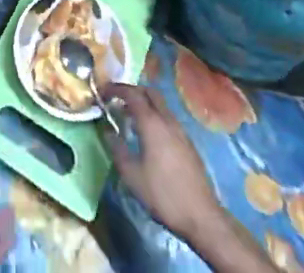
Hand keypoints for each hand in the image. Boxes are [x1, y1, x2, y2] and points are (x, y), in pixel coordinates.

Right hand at [99, 84, 226, 240]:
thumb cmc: (162, 194)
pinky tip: (147, 134)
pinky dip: (154, 115)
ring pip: (160, 105)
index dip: (117, 89)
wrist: (200, 214)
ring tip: (128, 117)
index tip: (103, 91)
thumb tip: (107, 131)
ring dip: (144, 103)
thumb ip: (118, 150)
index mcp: (153, 124)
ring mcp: (180, 130)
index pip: (133, 95)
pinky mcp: (187, 141)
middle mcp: (168, 120)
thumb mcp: (132, 176)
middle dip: (132, 91)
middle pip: (150, 93)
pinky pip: (167, 117)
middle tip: (116, 100)